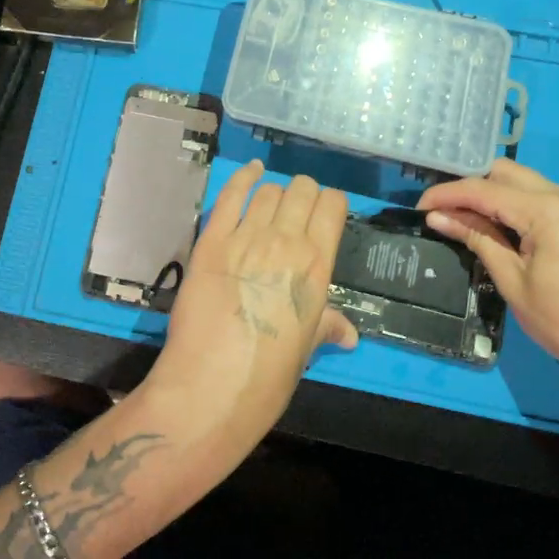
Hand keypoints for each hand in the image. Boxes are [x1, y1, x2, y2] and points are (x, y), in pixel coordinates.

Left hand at [147, 160, 357, 441]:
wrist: (210, 388)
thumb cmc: (267, 376)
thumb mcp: (306, 348)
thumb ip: (327, 326)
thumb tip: (348, 333)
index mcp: (317, 267)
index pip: (333, 208)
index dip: (330, 205)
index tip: (325, 214)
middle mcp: (285, 242)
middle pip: (301, 191)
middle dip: (303, 195)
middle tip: (297, 212)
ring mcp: (245, 237)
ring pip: (268, 191)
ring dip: (274, 193)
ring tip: (271, 205)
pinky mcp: (210, 239)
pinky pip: (229, 195)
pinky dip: (243, 178)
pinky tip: (251, 172)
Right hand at [418, 159, 558, 402]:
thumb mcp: (512, 281)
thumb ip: (476, 239)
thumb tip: (438, 217)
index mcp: (547, 210)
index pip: (484, 189)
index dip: (447, 194)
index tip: (419, 206)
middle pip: (505, 172)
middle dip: (470, 186)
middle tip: (443, 210)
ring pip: (524, 182)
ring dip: (493, 193)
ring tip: (465, 218)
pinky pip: (542, 197)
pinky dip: (515, 204)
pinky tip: (499, 227)